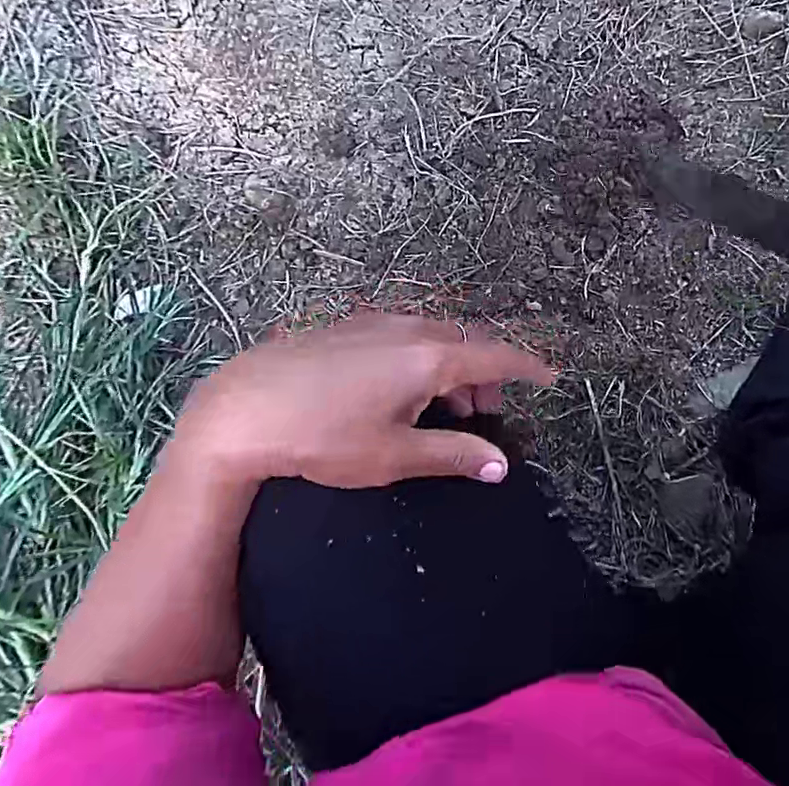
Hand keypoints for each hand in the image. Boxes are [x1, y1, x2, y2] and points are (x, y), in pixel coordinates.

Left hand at [169, 313, 557, 489]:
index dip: (528, 366)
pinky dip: (423, 356)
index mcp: (431, 358)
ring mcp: (379, 322)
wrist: (237, 410)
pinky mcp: (350, 324)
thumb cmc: (321, 438)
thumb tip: (501, 466)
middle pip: (469, 344)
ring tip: (440, 406)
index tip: (551, 376)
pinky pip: (407, 334)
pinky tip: (399, 387)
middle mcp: (412, 329)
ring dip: (453, 366)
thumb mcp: (393, 455)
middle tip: (481, 415)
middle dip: (486, 375)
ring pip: (437, 337)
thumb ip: (454, 454)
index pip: (497, 355)